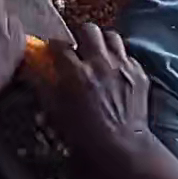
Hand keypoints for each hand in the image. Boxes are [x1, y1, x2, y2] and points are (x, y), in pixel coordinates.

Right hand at [35, 25, 177, 178]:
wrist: (122, 148)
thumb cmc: (85, 136)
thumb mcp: (57, 113)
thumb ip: (46, 88)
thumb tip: (38, 72)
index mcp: (76, 73)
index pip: (60, 45)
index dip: (54, 47)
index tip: (53, 51)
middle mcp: (101, 64)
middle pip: (89, 30)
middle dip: (81, 36)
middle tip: (79, 47)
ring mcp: (123, 67)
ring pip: (112, 37)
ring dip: (103, 43)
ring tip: (99, 54)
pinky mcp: (139, 74)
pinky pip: (128, 56)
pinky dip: (120, 60)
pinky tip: (115, 72)